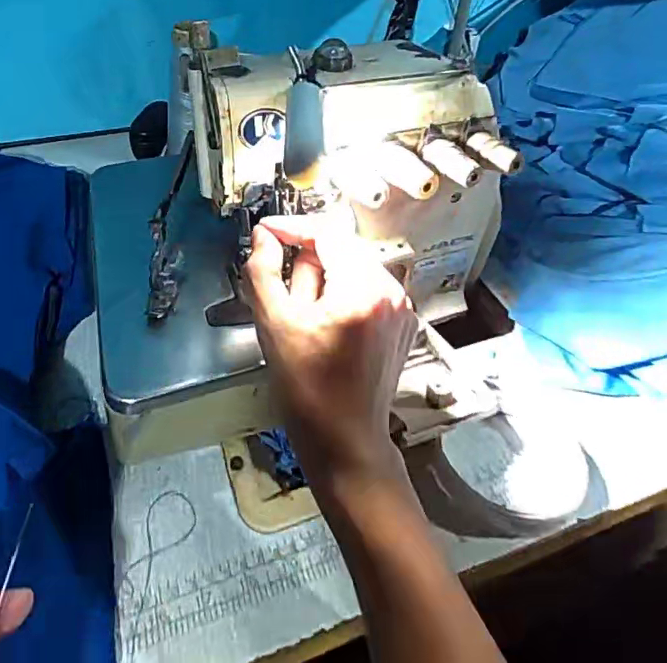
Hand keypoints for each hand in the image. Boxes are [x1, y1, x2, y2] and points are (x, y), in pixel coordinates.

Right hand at [243, 212, 417, 481]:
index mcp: (361, 290)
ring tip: (304, 309)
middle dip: (309, 254)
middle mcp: (389, 292)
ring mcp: (401, 306)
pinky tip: (327, 320)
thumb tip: (265, 239)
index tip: (269, 231)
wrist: (345, 439)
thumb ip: (263, 272)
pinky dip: (346, 289)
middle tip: (282, 278)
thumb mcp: (274, 325)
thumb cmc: (310, 392)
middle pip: (343, 246)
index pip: (326, 233)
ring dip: (327, 273)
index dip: (292, 226)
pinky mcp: (403, 320)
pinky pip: (370, 285)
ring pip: (356, 264)